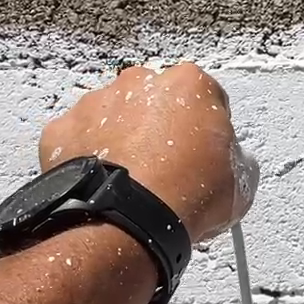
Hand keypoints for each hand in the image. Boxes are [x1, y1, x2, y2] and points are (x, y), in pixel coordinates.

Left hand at [38, 64, 257, 241]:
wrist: (129, 222)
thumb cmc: (188, 195)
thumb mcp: (240, 180)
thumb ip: (234, 156)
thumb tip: (227, 161)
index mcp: (190, 84)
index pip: (207, 98)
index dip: (209, 129)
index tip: (205, 155)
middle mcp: (141, 81)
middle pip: (156, 100)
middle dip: (162, 125)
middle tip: (169, 166)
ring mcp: (96, 102)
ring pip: (115, 115)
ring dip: (124, 139)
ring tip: (134, 181)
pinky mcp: (62, 130)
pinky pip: (80, 139)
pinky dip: (89, 156)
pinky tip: (104, 184)